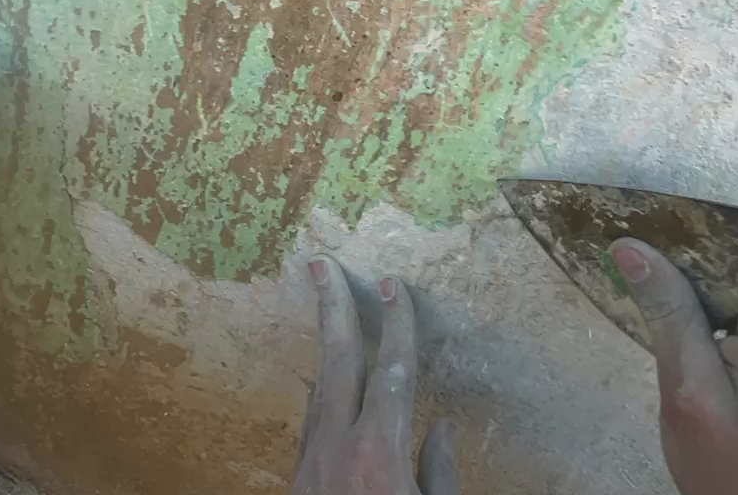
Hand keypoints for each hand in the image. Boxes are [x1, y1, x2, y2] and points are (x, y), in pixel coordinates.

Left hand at [291, 256, 458, 494]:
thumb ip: (440, 475)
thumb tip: (440, 427)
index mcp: (378, 454)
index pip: (392, 373)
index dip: (395, 325)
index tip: (392, 286)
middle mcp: (338, 448)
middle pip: (338, 361)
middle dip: (333, 307)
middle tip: (322, 264)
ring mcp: (311, 464)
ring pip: (320, 389)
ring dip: (326, 345)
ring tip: (327, 308)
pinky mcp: (297, 483)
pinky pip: (311, 423)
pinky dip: (321, 391)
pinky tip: (325, 380)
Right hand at [610, 239, 737, 494]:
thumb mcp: (691, 396)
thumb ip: (669, 314)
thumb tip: (631, 246)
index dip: (725, 222)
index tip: (670, 218)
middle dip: (706, 254)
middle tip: (648, 250)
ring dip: (715, 284)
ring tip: (660, 280)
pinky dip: (731, 312)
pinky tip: (693, 323)